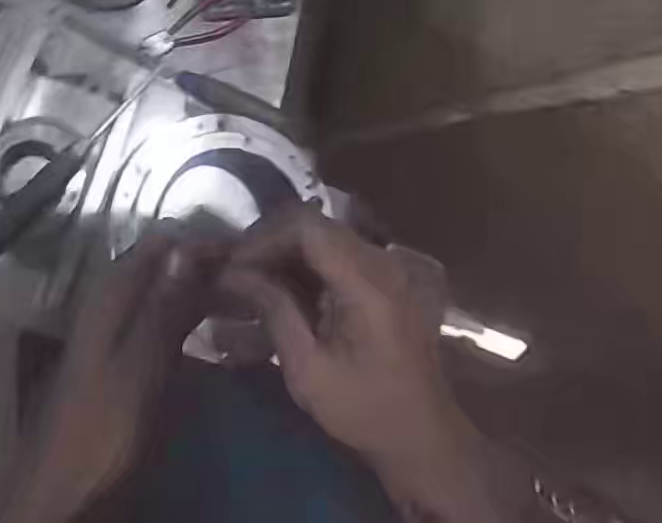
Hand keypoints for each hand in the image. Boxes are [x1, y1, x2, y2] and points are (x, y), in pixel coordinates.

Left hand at [0, 231, 222, 522]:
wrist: (64, 475)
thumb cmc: (104, 420)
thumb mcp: (141, 363)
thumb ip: (163, 305)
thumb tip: (187, 245)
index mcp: (115, 286)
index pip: (165, 240)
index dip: (206, 242)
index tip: (249, 254)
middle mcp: (113, 288)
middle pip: (166, 257)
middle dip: (208, 261)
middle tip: (256, 278)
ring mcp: (115, 313)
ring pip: (165, 280)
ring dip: (202, 284)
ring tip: (247, 298)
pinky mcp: (121, 337)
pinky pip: (161, 305)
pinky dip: (189, 306)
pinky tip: (217, 322)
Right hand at [221, 208, 484, 502]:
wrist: (426, 438)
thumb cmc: (366, 411)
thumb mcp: (309, 372)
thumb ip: (275, 312)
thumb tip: (236, 274)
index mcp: (366, 284)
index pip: (308, 229)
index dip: (266, 239)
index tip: (236, 266)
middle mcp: (380, 262)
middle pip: (314, 224)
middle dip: (271, 241)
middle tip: (239, 269)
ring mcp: (386, 266)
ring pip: (323, 233)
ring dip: (286, 249)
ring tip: (255, 275)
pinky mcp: (384, 276)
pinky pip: (337, 249)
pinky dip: (305, 259)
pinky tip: (284, 284)